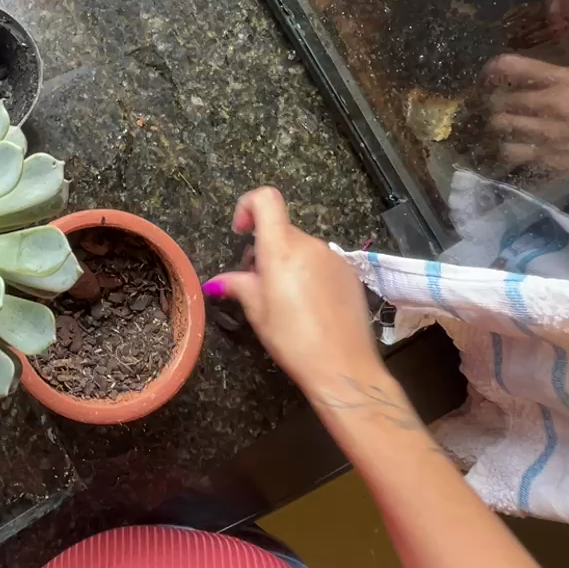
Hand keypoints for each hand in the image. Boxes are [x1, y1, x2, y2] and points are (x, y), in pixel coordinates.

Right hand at [205, 188, 383, 399]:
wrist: (345, 368)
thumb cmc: (293, 339)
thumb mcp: (257, 311)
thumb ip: (237, 285)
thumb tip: (218, 281)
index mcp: (282, 249)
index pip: (266, 199)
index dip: (247, 206)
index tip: (241, 232)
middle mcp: (310, 245)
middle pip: (281, 229)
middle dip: (264, 248)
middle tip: (257, 282)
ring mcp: (333, 258)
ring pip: (300, 247)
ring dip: (286, 262)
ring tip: (283, 298)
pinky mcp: (350, 273)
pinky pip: (320, 261)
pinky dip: (307, 272)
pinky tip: (308, 305)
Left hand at [484, 53, 568, 199]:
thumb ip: (564, 81)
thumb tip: (532, 79)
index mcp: (568, 82)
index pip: (511, 67)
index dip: (495, 69)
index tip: (492, 73)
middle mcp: (552, 106)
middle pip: (499, 99)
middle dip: (499, 100)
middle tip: (507, 104)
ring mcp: (548, 136)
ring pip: (500, 125)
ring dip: (503, 124)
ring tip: (514, 125)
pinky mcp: (549, 161)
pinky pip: (511, 151)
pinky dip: (511, 148)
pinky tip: (522, 146)